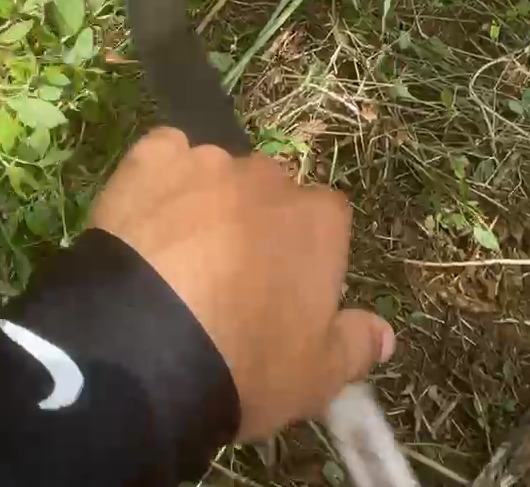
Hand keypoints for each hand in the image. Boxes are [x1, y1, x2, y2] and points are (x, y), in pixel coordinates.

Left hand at [90, 128, 393, 439]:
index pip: (326, 217)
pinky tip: (146, 210)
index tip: (285, 285)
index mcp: (316, 221)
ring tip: (176, 251)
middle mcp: (266, 178)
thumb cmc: (244, 364)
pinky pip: (165, 151)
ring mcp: (207, 162)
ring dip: (206, 199)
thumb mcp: (315, 377)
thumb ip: (354, 346)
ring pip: (216, 171)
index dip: (306, 249)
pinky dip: (160, 173)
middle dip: (256, 219)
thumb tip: (383, 332)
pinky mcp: (152, 157)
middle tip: (229, 272)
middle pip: (270, 189)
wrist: (146, 345)